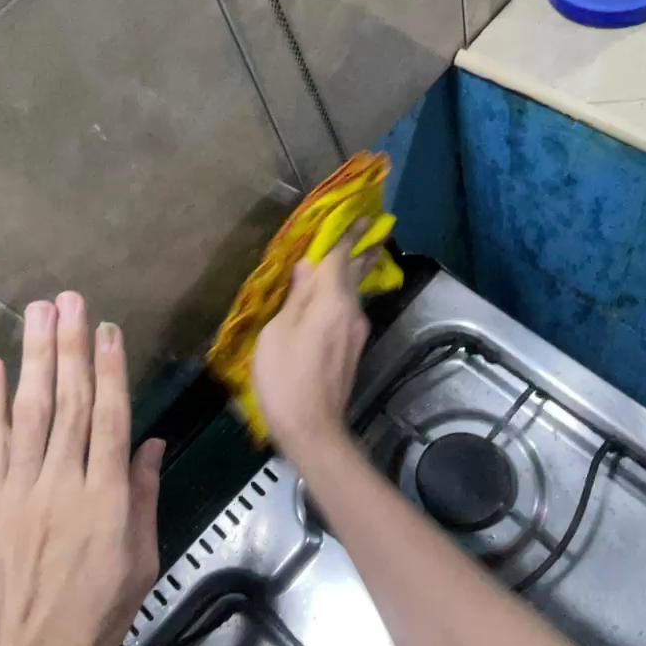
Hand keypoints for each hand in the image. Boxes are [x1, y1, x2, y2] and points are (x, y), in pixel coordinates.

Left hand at [0, 291, 165, 645]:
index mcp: (107, 498)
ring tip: (36, 316)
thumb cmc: (95, 617)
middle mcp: (62, 483)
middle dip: (69, 347)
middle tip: (68, 301)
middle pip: (69, 403)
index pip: (110, 418)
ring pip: (30, 412)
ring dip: (33, 360)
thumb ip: (145, 498)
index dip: (109, 369)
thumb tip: (151, 445)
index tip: (107, 329)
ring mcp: (19, 490)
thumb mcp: (141, 562)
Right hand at [252, 226, 371, 455]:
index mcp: (332, 302)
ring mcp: (356, 333)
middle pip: (357, 273)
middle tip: (367, 229)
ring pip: (354, 293)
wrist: (313, 429)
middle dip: (361, 250)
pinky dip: (343, 295)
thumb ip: (295, 297)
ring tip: (350, 256)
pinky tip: (334, 295)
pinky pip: (349, 311)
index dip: (347, 235)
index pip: (342, 258)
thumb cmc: (286, 379)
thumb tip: (307, 268)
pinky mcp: (352, 350)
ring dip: (353, 273)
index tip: (359, 215)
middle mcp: (352, 313)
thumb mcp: (278, 334)